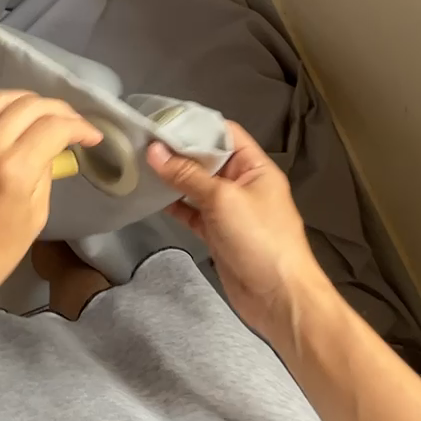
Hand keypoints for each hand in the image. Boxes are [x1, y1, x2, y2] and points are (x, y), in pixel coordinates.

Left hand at [0, 90, 102, 310]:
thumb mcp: (34, 218)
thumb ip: (44, 174)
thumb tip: (50, 147)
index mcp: (13, 170)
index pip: (53, 127)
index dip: (79, 126)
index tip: (92, 136)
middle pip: (28, 105)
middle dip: (58, 109)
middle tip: (72, 122)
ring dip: (26, 100)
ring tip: (42, 112)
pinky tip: (5, 115)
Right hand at [147, 121, 327, 338]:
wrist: (281, 302)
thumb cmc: (260, 240)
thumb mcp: (222, 199)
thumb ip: (186, 174)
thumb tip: (153, 150)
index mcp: (254, 168)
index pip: (223, 133)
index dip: (195, 123)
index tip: (161, 119)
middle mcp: (242, 183)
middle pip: (206, 157)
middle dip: (177, 149)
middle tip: (142, 139)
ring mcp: (229, 209)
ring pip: (195, 184)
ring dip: (171, 176)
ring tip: (139, 162)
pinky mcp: (216, 231)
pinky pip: (191, 209)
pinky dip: (173, 202)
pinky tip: (150, 195)